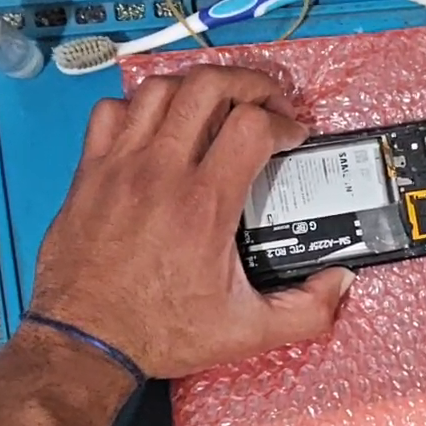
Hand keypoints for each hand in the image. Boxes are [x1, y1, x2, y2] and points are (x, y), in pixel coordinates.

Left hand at [26, 67, 354, 378]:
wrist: (84, 341)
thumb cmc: (161, 331)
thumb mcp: (248, 332)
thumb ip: (306, 310)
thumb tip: (341, 282)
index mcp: (204, 204)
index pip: (251, 125)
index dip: (284, 122)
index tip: (293, 138)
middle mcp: (161, 173)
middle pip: (208, 86)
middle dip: (250, 84)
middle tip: (268, 104)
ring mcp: (120, 166)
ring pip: (160, 88)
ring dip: (199, 87)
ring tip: (221, 105)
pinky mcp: (90, 172)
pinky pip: (112, 110)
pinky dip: (142, 106)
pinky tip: (161, 126)